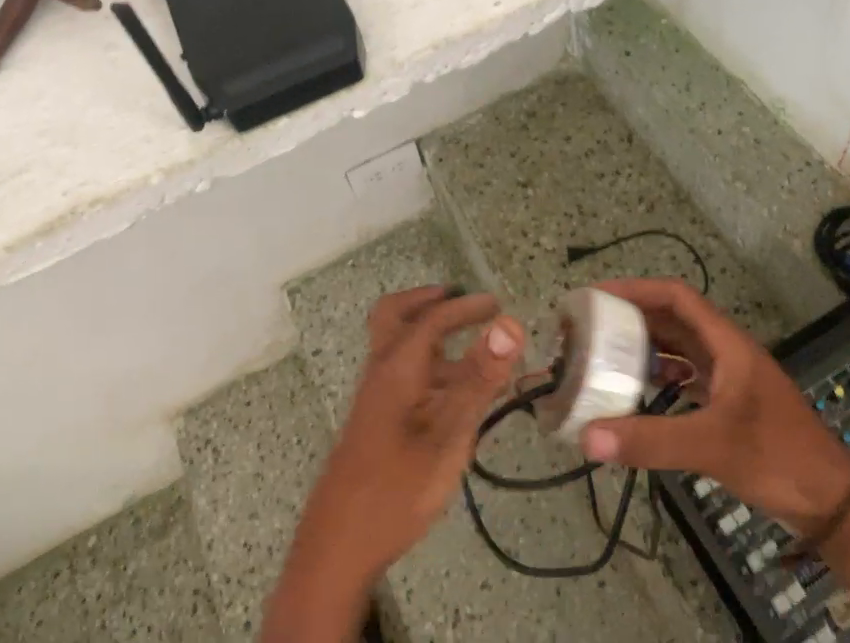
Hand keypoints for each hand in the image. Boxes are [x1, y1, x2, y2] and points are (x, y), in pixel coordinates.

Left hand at [269, 286, 521, 637]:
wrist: (339, 546)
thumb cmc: (396, 488)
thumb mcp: (447, 434)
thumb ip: (479, 380)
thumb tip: (510, 325)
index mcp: (396, 369)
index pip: (431, 319)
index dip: (466, 307)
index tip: (498, 305)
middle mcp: (381, 374)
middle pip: (395, 317)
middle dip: (429, 303)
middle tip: (464, 305)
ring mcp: (376, 400)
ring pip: (401, 350)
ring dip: (434, 340)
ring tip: (481, 360)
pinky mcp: (378, 424)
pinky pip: (406, 379)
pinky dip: (433, 372)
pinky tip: (461, 403)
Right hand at [577, 278, 849, 531]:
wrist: (831, 503)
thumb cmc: (778, 459)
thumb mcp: (712, 446)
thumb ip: (651, 440)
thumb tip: (586, 436)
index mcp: (728, 345)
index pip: (678, 297)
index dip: (636, 290)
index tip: (596, 297)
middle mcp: (728, 354)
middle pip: (674, 320)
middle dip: (632, 319)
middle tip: (590, 328)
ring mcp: (731, 380)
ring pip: (680, 349)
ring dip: (645, 348)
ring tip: (604, 357)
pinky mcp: (731, 406)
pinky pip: (687, 378)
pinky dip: (660, 379)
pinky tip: (638, 394)